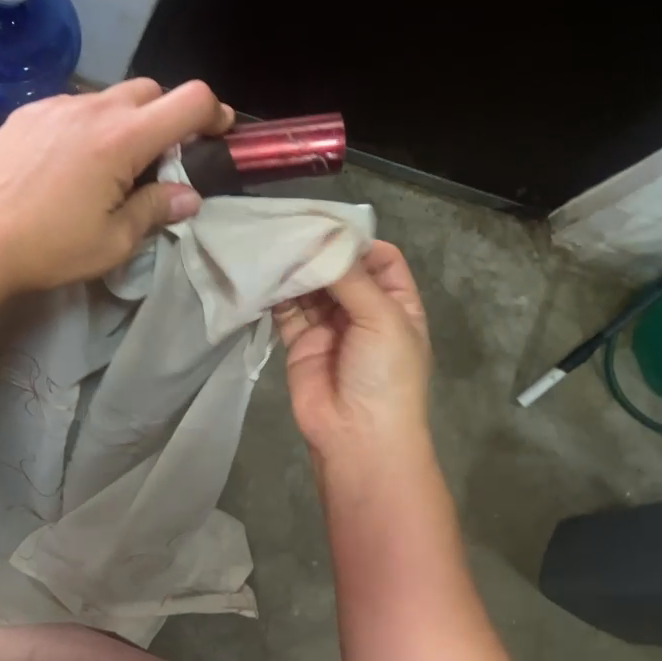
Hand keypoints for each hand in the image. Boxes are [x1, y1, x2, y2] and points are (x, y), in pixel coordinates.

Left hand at [0, 78, 234, 294]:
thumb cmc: (48, 249)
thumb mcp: (112, 242)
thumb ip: (154, 211)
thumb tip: (187, 197)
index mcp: (122, 139)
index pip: (189, 99)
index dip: (212, 112)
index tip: (215, 133)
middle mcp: (91, 110)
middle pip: (149, 90)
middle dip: (164, 117)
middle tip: (155, 160)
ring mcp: (53, 106)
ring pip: (105, 98)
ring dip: (119, 121)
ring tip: (103, 166)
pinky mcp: (24, 114)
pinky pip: (67, 108)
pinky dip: (81, 126)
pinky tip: (64, 164)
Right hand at [275, 241, 432, 464]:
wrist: (357, 434)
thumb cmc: (385, 375)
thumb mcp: (382, 319)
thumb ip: (352, 279)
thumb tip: (324, 241)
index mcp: (396, 303)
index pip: (379, 259)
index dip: (355, 242)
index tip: (326, 226)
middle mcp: (363, 312)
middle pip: (339, 272)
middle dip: (318, 253)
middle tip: (289, 230)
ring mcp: (330, 329)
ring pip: (310, 291)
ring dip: (295, 273)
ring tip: (273, 250)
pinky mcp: (300, 345)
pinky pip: (287, 314)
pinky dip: (276, 297)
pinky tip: (264, 278)